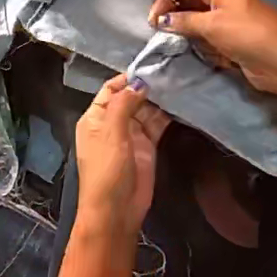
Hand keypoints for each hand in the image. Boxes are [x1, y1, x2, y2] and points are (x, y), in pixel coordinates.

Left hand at [74, 76, 170, 238]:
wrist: (116, 211)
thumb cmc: (107, 170)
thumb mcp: (111, 133)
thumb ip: (123, 105)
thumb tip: (138, 82)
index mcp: (95, 117)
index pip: (110, 89)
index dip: (128, 77)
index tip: (151, 64)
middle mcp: (112, 122)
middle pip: (131, 97)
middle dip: (148, 85)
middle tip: (173, 68)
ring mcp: (131, 134)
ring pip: (147, 109)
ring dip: (160, 97)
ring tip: (181, 80)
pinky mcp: (147, 146)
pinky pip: (158, 124)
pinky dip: (168, 114)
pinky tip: (182, 100)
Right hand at [148, 0, 276, 95]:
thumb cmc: (247, 35)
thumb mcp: (212, 24)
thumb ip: (184, 20)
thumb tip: (162, 19)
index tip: (152, 18)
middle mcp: (224, 2)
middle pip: (191, 6)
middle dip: (176, 19)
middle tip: (160, 33)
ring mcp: (229, 23)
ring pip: (198, 26)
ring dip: (189, 36)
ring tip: (177, 45)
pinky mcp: (232, 42)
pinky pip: (209, 41)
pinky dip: (203, 48)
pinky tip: (201, 55)